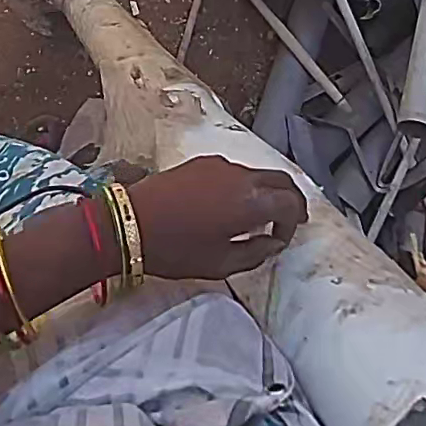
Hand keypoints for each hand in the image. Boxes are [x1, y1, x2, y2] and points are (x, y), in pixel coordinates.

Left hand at [126, 155, 308, 279]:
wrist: (131, 221)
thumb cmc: (177, 249)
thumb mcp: (221, 264)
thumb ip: (256, 253)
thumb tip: (273, 242)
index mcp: (251, 201)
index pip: (290, 203)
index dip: (294, 221)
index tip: (283, 238)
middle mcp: (242, 176)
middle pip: (281, 179)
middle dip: (290, 198)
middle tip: (289, 218)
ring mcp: (222, 165)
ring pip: (257, 174)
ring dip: (265, 191)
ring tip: (256, 214)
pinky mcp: (203, 162)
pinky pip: (235, 171)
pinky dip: (243, 186)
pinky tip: (228, 204)